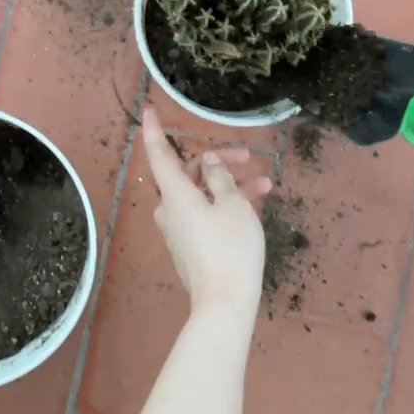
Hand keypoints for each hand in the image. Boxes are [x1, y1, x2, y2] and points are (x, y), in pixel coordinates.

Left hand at [139, 108, 272, 320]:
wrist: (224, 303)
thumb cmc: (230, 248)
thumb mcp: (233, 205)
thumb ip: (220, 178)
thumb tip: (208, 163)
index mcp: (175, 194)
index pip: (160, 153)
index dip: (155, 130)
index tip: (149, 109)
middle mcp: (170, 209)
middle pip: (188, 173)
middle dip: (217, 161)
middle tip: (247, 155)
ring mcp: (179, 229)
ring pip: (202, 195)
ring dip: (230, 185)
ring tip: (264, 183)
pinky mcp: (190, 246)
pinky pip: (205, 214)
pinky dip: (225, 205)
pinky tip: (254, 205)